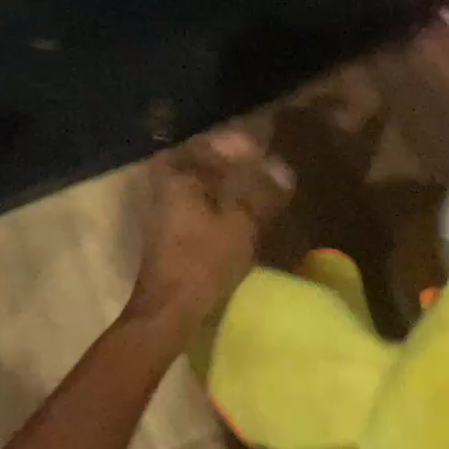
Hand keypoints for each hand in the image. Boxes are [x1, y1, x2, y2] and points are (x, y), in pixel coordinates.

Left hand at [127, 129, 294, 335]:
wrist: (168, 308)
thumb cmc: (202, 260)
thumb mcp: (240, 223)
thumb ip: (261, 191)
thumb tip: (283, 167)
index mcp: (178, 169)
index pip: (215, 141)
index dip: (245, 143)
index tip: (270, 148)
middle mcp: (166, 178)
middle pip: (209, 159)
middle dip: (239, 161)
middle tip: (270, 166)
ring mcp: (166, 201)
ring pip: (205, 180)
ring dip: (231, 181)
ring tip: (263, 187)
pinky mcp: (171, 224)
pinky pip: (201, 198)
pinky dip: (222, 199)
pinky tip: (244, 209)